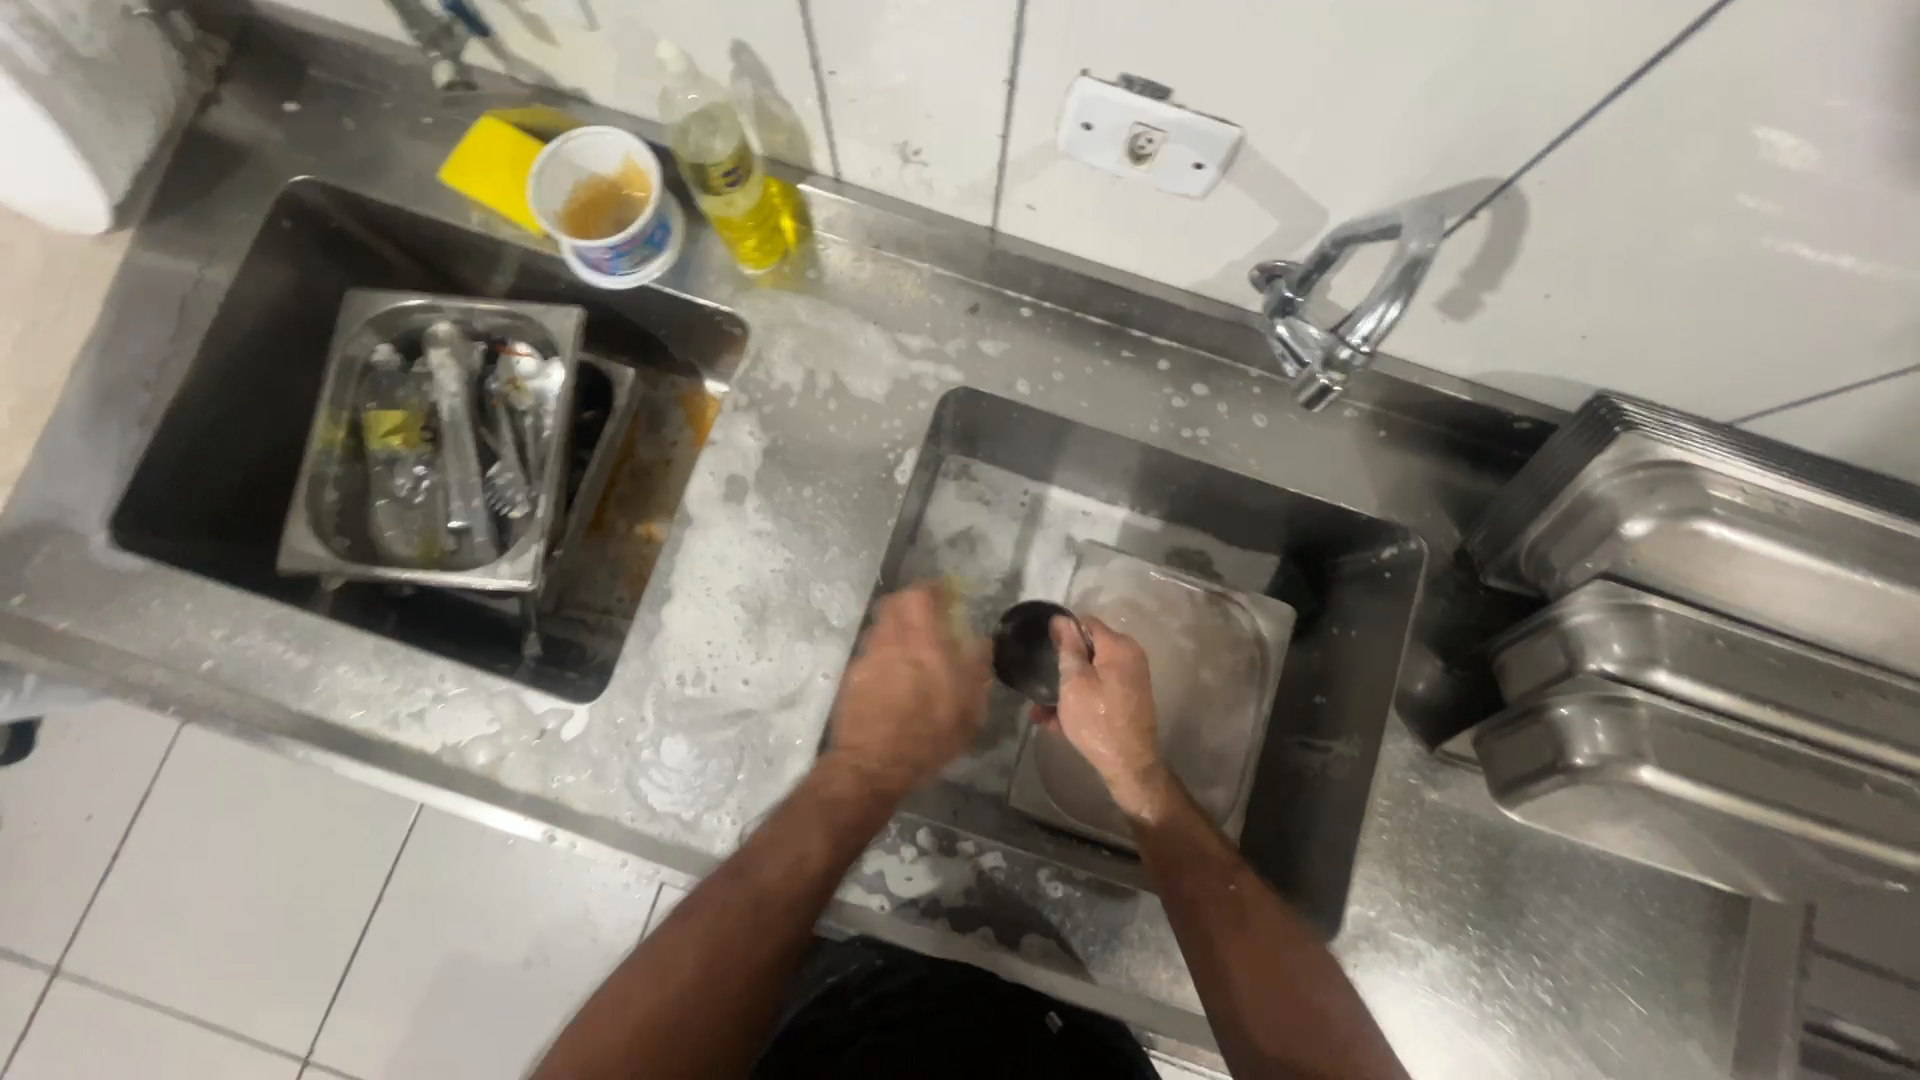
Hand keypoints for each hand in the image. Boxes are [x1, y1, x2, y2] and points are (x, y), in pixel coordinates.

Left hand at [826, 583, 989, 799]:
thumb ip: (976, 667)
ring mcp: (867, 656)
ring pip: (881, 625)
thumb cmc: (930, 735)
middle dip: (911, 602)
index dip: (932, 589)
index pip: (920, 594)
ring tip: (911, 647)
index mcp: (923, 640)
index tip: (945, 595)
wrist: (874, 763)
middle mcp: (891, 640)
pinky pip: (871, 650)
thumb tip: (981, 640)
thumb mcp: (970, 708)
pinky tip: (894, 674)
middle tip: (928, 615)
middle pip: (894, 603)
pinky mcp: (853, 676)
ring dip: (896, 627)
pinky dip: (884, 652)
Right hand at [1032, 615, 1168, 820]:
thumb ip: (1068, 647)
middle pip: (1089, 650)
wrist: (1129, 765)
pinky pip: (1099, 691)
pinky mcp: (1129, 699)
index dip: (1063, 631)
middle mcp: (1130, 657)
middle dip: (1063, 666)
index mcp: (1119, 647)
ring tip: (1040, 710)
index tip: (1043, 648)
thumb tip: (1061, 619)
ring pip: (1091, 674)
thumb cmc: (1097, 720)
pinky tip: (1055, 722)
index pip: (1086, 622)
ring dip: (1067, 689)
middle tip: (1040, 682)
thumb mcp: (1074, 682)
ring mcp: (1131, 679)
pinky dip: (1080, 701)